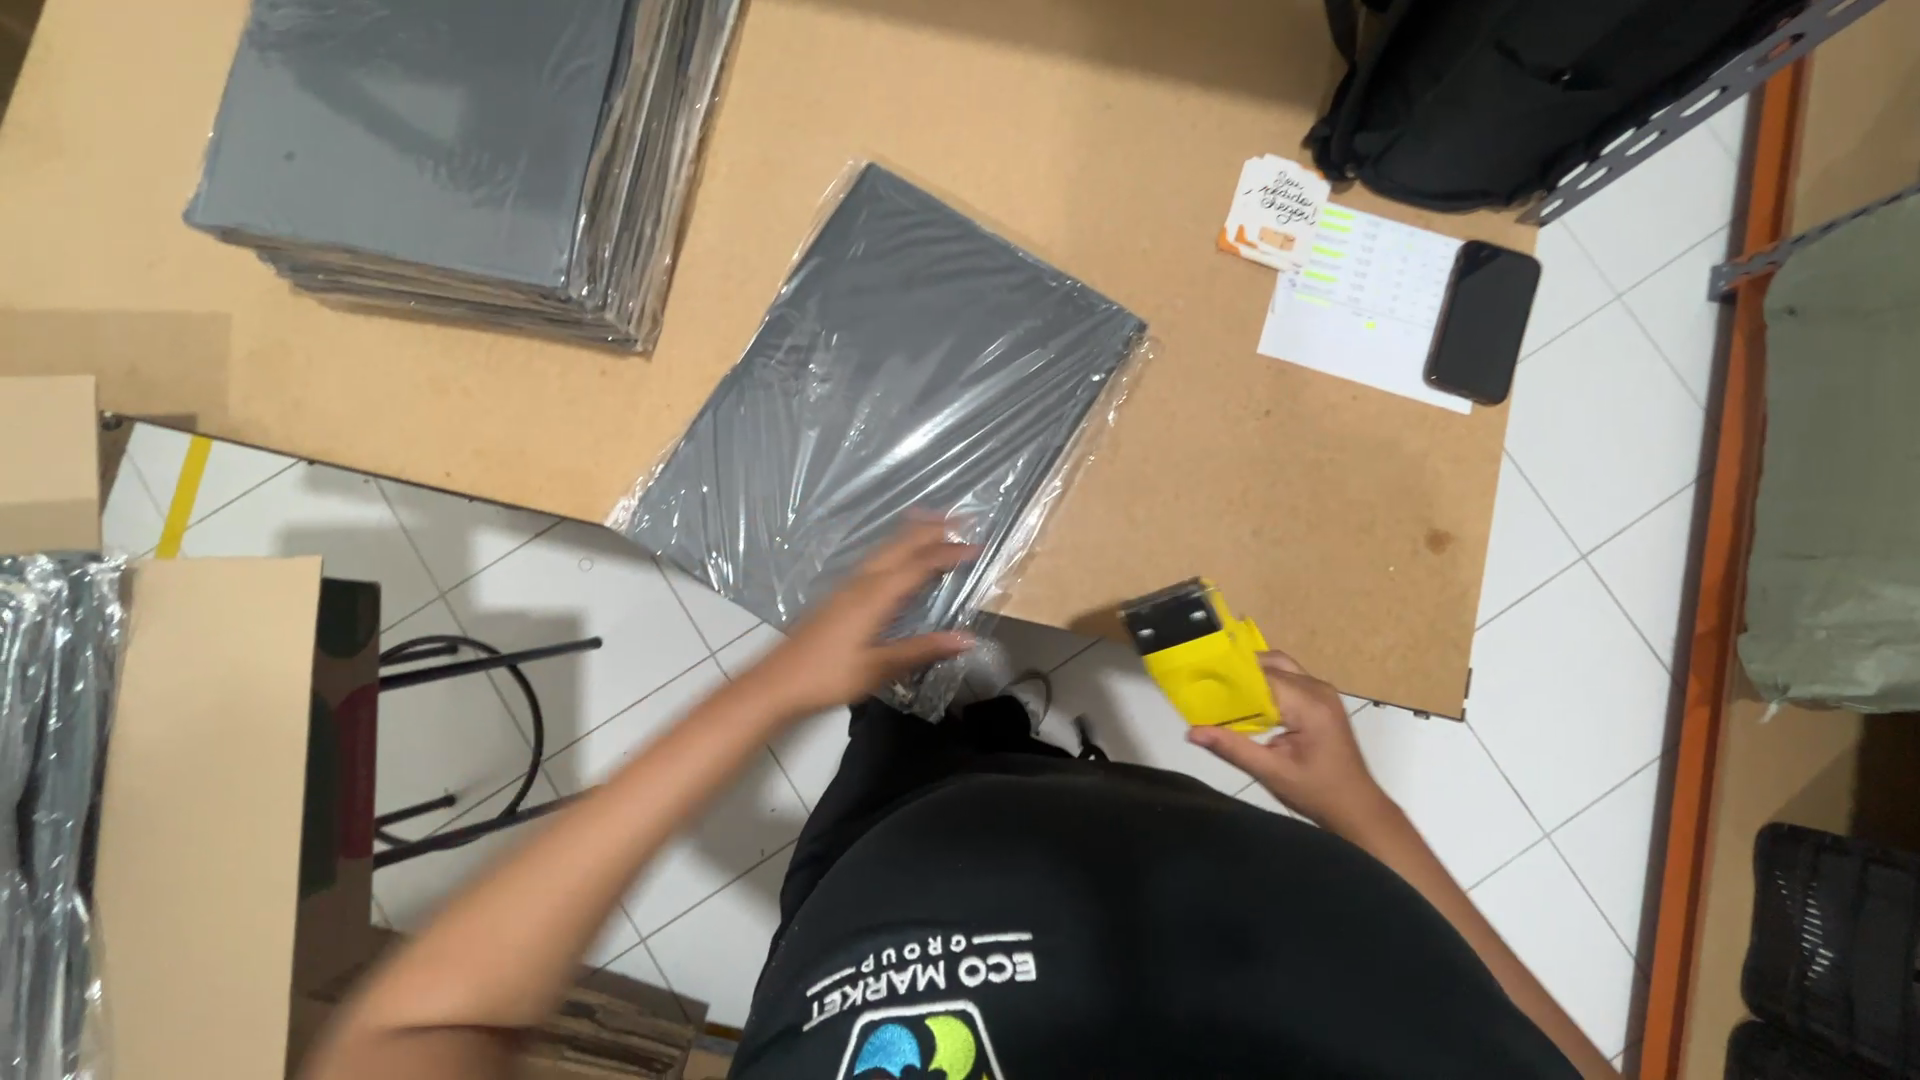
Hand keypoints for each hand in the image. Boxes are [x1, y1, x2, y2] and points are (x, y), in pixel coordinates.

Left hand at [741, 518, 977, 714]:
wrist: (777, 680)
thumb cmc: (828, 675)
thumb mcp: (880, 668)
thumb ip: (923, 650)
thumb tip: (967, 639)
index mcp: (875, 596)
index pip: (919, 565)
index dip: (949, 553)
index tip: (977, 546)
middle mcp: (862, 582)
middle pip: (900, 545)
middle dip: (930, 529)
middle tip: (960, 517)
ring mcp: (847, 586)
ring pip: (885, 548)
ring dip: (911, 533)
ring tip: (933, 521)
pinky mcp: (838, 594)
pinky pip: (874, 558)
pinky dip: (893, 547)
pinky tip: (894, 554)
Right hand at [1186, 651, 1393, 833]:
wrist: (1357, 808)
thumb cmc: (1317, 793)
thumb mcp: (1271, 772)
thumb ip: (1232, 748)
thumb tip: (1192, 732)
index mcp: (1309, 705)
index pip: (1261, 677)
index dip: (1230, 679)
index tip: (1201, 687)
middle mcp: (1318, 689)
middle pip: (1270, 665)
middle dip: (1239, 674)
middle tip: (1209, 688)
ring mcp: (1323, 692)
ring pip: (1279, 666)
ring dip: (1252, 676)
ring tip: (1225, 693)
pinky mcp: (1322, 698)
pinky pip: (1288, 677)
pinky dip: (1265, 683)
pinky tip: (1248, 701)